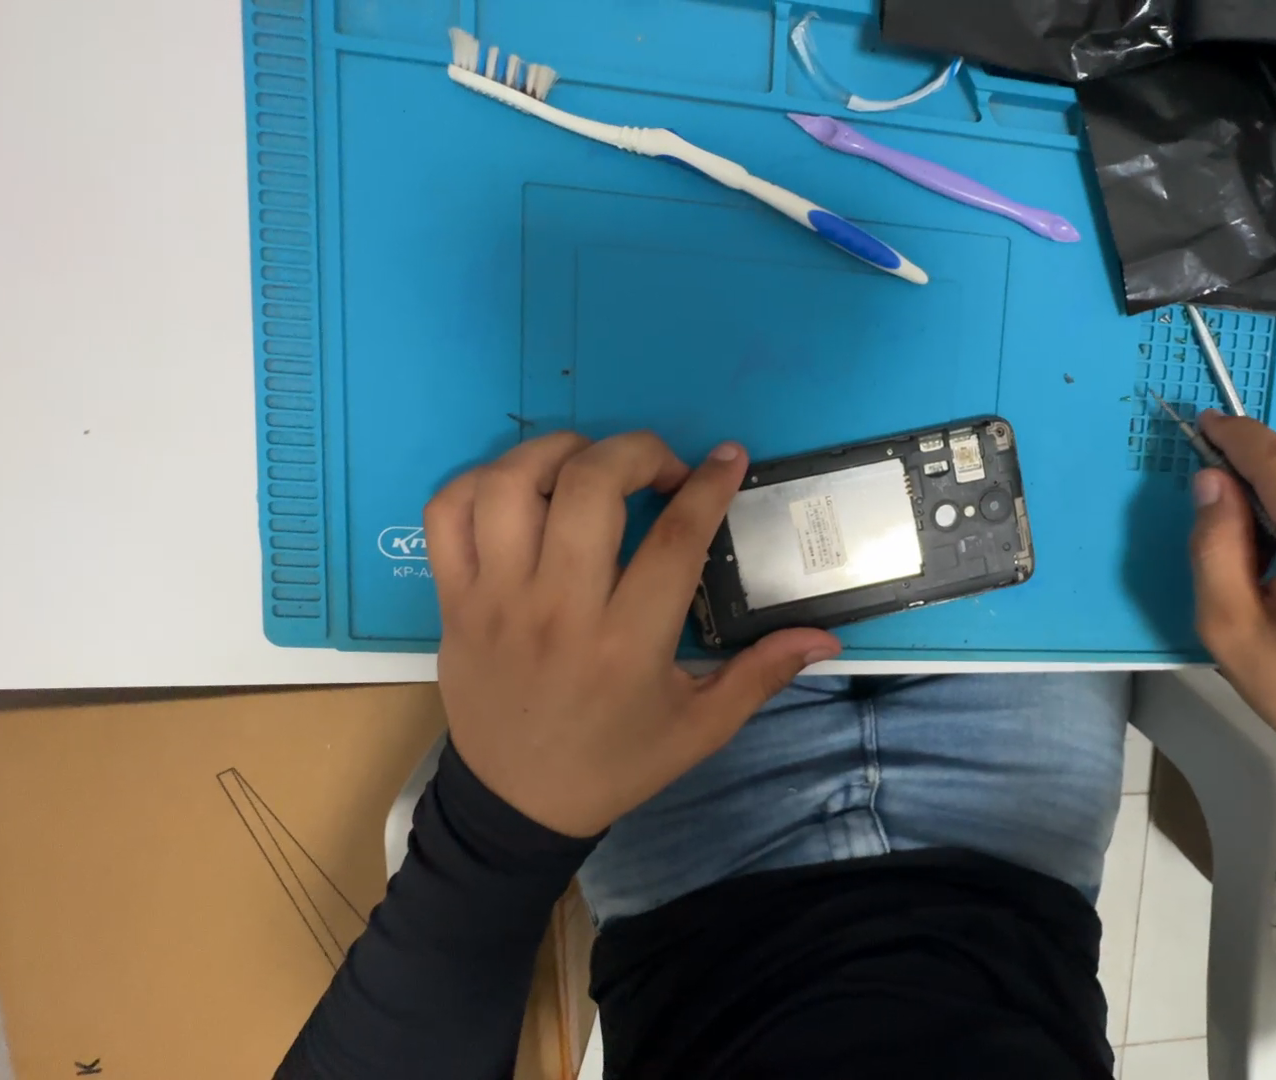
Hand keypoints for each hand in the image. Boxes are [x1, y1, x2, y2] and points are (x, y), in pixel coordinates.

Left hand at [424, 432, 841, 836]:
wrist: (517, 806)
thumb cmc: (617, 761)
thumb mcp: (701, 726)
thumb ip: (763, 674)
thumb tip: (826, 638)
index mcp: (627, 643)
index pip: (673, 539)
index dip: (708, 486)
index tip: (730, 458)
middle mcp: (558, 609)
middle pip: (590, 489)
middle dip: (639, 452)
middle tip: (664, 469)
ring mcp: (495, 600)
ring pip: (512, 484)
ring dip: (561, 452)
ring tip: (594, 465)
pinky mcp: (453, 601)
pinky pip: (449, 513)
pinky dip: (486, 478)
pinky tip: (528, 488)